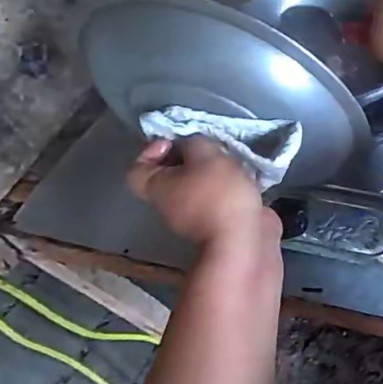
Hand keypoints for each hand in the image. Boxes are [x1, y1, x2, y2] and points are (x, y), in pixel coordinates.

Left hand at [126, 136, 279, 245]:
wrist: (242, 242)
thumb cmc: (217, 194)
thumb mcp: (205, 154)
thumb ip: (195, 141)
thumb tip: (192, 144)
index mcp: (156, 187)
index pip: (137, 167)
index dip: (152, 149)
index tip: (177, 141)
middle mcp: (169, 204)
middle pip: (170, 175)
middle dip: (189, 157)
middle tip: (210, 147)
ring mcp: (194, 218)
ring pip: (197, 186)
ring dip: (212, 172)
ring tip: (232, 160)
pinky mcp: (220, 224)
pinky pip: (218, 198)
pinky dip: (229, 187)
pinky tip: (246, 178)